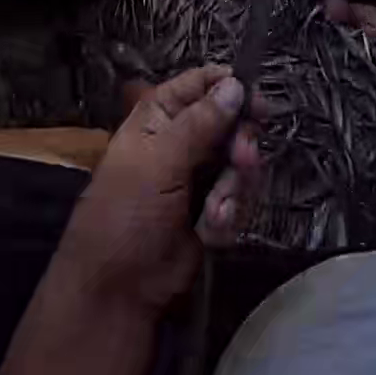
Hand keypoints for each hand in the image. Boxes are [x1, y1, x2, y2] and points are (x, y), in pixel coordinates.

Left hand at [51, 66, 260, 313]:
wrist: (118, 291)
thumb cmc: (127, 215)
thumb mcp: (160, 161)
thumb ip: (201, 122)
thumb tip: (236, 84)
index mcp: (160, 116)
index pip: (202, 83)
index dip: (231, 87)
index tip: (257, 104)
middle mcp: (183, 138)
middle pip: (232, 121)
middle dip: (240, 145)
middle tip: (241, 161)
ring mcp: (200, 174)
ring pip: (241, 161)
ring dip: (234, 188)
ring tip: (215, 211)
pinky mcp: (214, 207)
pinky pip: (240, 196)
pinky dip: (229, 214)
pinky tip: (211, 231)